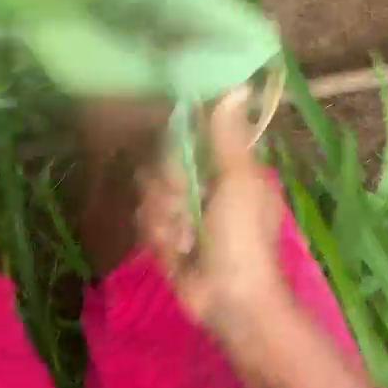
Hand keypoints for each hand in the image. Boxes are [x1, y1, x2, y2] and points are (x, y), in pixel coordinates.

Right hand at [139, 91, 291, 338]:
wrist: (230, 303)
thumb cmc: (243, 239)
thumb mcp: (238, 182)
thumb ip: (228, 135)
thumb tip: (239, 84)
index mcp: (226, 164)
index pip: (189, 132)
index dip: (178, 138)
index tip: (177, 150)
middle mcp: (201, 181)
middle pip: (162, 159)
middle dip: (171, 186)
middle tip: (190, 205)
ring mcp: (181, 208)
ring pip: (149, 189)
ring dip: (166, 215)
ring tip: (187, 237)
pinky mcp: (163, 233)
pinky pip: (144, 218)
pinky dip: (160, 236)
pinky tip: (178, 251)